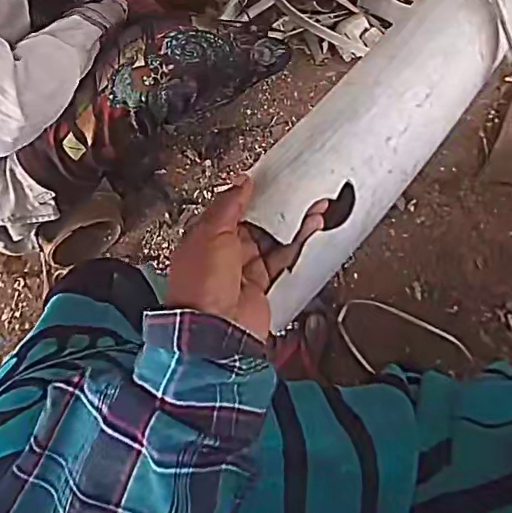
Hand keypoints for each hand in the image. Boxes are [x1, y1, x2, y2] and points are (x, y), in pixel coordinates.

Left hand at [166, 176, 327, 341]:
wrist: (216, 331)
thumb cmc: (201, 286)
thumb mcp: (212, 232)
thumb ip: (228, 205)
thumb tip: (239, 182)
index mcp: (203, 237)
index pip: (227, 209)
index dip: (247, 195)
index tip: (266, 181)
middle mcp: (222, 253)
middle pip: (252, 223)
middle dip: (274, 208)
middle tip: (294, 191)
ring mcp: (242, 270)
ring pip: (270, 239)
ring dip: (290, 224)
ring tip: (310, 207)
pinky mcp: (261, 284)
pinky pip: (281, 258)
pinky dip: (296, 243)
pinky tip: (308, 230)